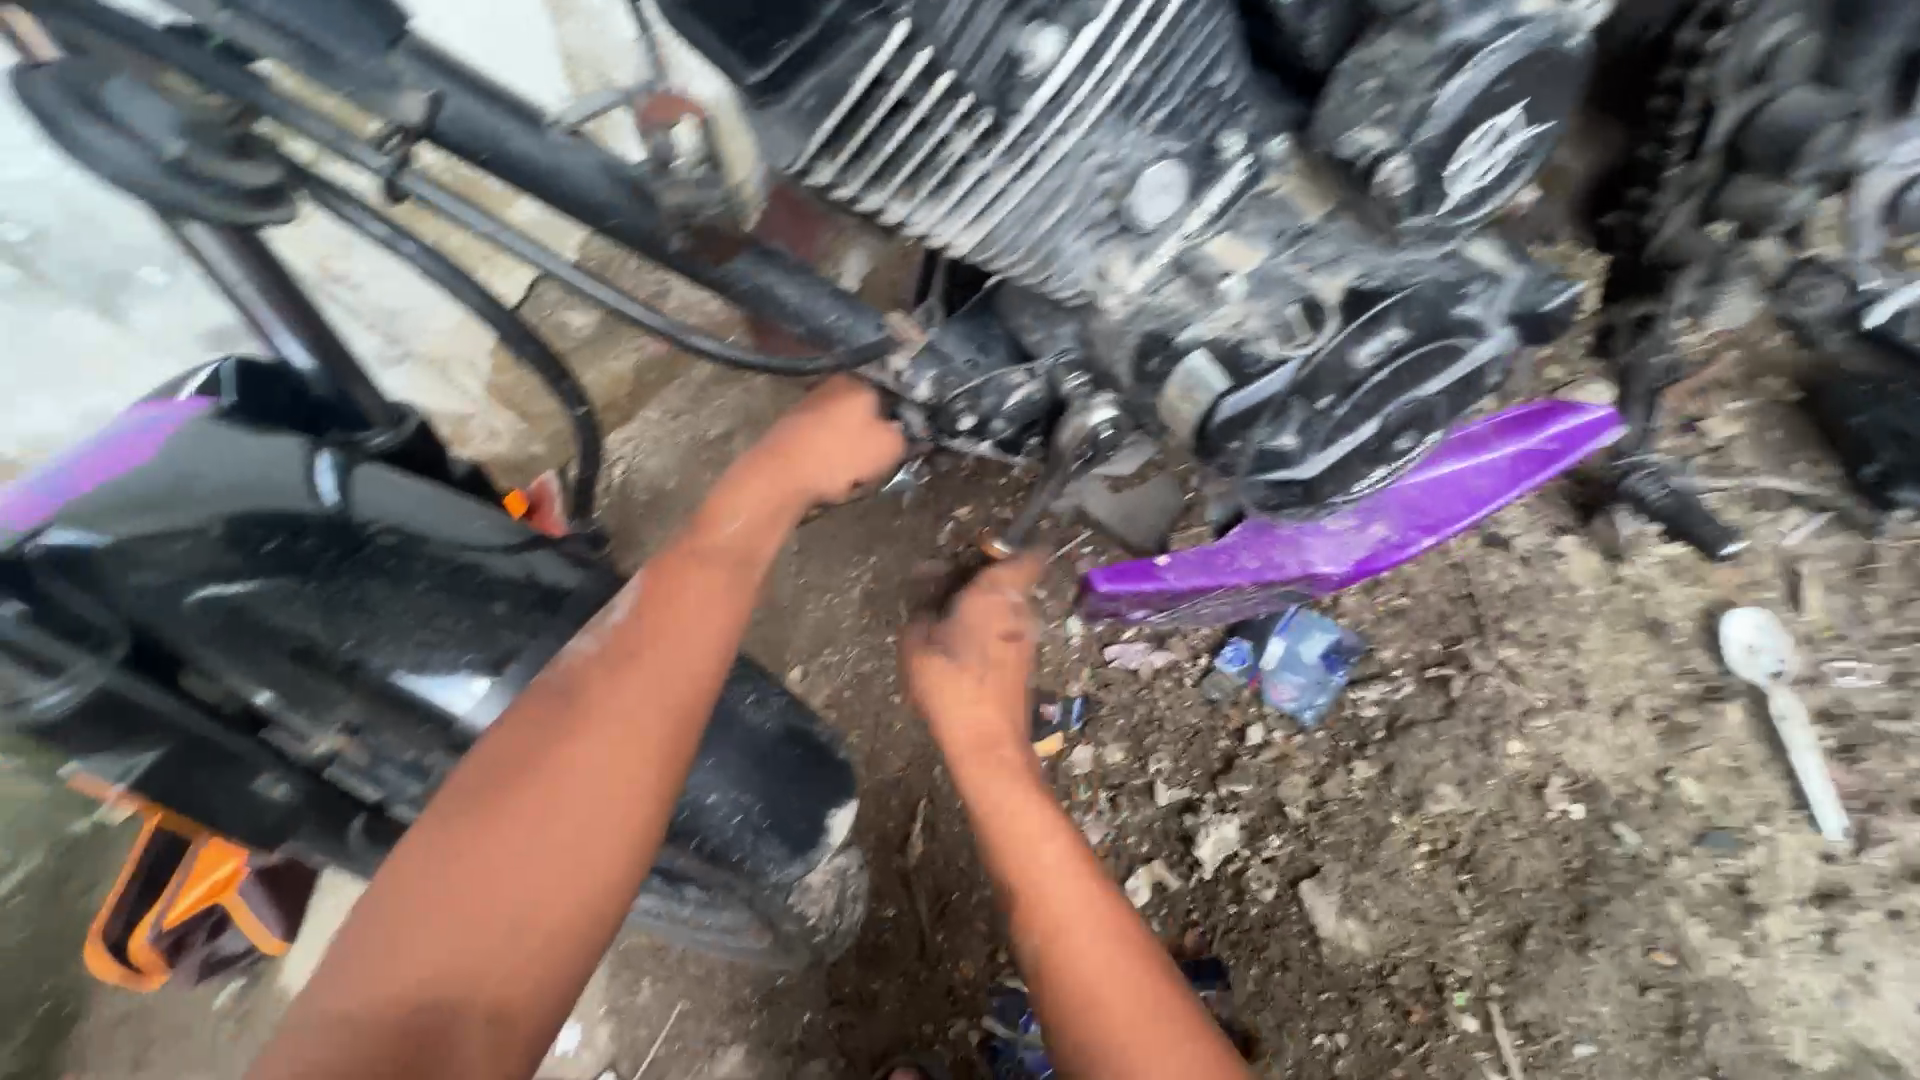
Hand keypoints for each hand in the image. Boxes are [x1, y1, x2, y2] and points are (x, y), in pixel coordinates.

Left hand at [740, 375, 906, 511]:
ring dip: (857, 449)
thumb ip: (908, 435)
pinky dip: (835, 456)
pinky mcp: (794, 429)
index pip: (896, 390)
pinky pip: (827, 441)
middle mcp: (832, 384)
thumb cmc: (840, 455)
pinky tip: (836, 475)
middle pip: (870, 409)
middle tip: (888, 459)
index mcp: (858, 379)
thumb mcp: (890, 447)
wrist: (779, 477)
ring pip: (848, 428)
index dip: (908, 416)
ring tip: (860, 473)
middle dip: (881, 433)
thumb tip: (914, 432)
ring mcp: (809, 406)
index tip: (914, 439)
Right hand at [899, 555, 1045, 778]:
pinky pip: (1007, 629)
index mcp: (996, 593)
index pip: (1025, 555)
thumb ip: (922, 610)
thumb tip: (928, 597)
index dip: (1008, 548)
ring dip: (983, 606)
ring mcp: (1027, 637)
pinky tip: (959, 647)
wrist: (987, 741)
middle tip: (942, 586)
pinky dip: (987, 628)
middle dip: (981, 578)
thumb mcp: (916, 642)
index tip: (980, 550)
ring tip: (945, 619)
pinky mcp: (1025, 662)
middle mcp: (1020, 609)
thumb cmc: (949, 684)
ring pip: (1008, 606)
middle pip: (1010, 579)